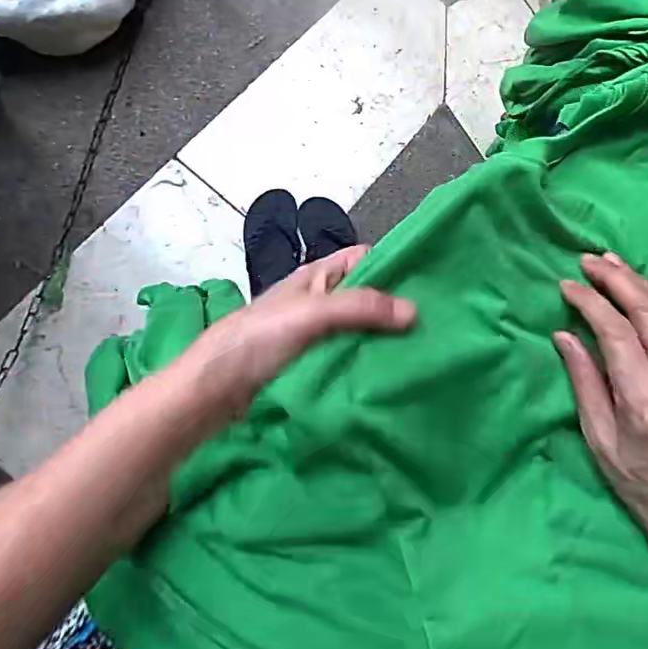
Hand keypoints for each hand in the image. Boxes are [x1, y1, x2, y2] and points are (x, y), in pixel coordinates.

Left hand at [185, 245, 415, 411]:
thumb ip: (359, 307)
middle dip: (394, 307)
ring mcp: (314, 335)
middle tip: (434, 324)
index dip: (392, 265)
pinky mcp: (311, 366)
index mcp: (317, 276)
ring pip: (358, 330)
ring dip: (382, 339)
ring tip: (422, 351)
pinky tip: (390, 376)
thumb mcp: (312, 314)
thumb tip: (414, 311)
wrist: (213, 390)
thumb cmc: (258, 339)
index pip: (363, 259)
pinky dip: (366, 363)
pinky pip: (346, 358)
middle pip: (365, 296)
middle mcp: (318, 301)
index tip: (428, 282)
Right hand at [554, 252, 647, 561]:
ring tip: (610, 261)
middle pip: (647, 311)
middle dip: (616, 279)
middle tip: (587, 259)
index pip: (616, 331)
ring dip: (637, 282)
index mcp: (645, 396)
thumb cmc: (640, 481)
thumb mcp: (600, 438)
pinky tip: (637, 288)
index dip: (589, 302)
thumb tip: (564, 334)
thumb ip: (584, 381)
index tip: (566, 285)